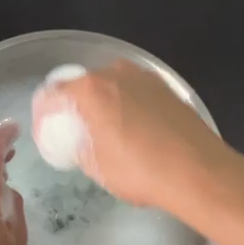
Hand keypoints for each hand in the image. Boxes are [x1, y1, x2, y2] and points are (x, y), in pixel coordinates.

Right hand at [32, 61, 243, 220]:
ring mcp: (144, 77)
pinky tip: (136, 129)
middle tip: (76, 132)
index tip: (46, 132)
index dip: (44, 114)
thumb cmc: (140, 171)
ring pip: (112, 86)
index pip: (53, 94)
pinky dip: (128, 105)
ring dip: (104, 103)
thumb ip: (78, 145)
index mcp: (90, 89)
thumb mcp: (96, 166)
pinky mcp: (167, 87)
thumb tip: (78, 140)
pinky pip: (136, 92)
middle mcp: (115, 73)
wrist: (199, 171)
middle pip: (83, 85)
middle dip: (75, 106)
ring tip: (108, 131)